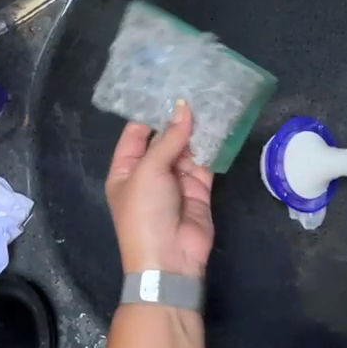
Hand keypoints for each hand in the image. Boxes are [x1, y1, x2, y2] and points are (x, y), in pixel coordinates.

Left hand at [105, 100, 215, 277]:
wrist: (170, 260)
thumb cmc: (145, 213)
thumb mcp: (148, 172)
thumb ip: (168, 139)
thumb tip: (183, 107)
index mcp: (125, 171)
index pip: (136, 135)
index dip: (150, 114)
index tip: (167, 88)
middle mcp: (150, 175)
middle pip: (164, 140)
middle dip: (178, 119)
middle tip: (196, 88)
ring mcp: (175, 183)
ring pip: (187, 150)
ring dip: (197, 131)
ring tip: (211, 101)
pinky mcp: (199, 191)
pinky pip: (205, 164)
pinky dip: (213, 148)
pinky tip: (221, 125)